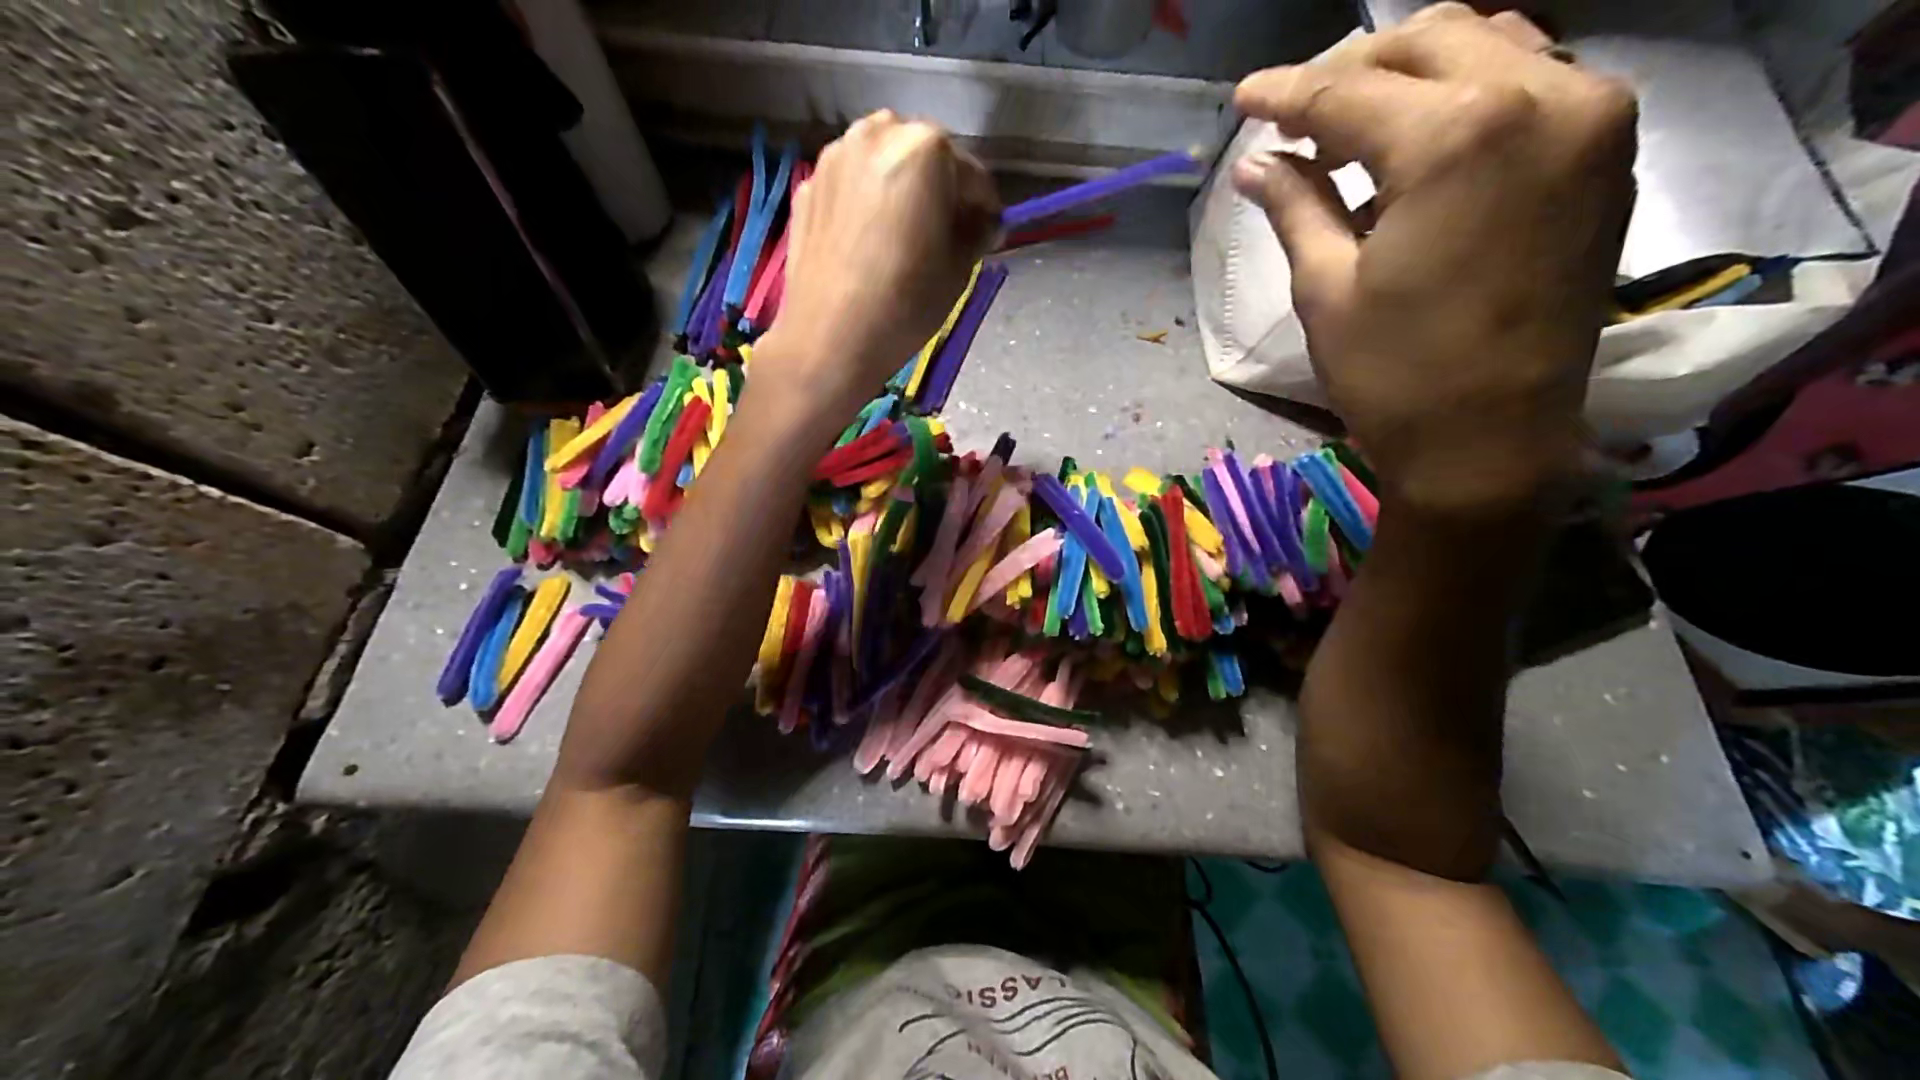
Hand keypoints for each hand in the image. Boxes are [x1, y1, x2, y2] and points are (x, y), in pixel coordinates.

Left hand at [758, 111, 999, 417]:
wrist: (828, 338)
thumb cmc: (904, 303)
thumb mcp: (959, 268)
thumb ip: (976, 231)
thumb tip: (979, 220)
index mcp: (924, 148)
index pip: (973, 174)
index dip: (984, 208)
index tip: (987, 235)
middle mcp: (876, 134)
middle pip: (923, 156)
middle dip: (939, 189)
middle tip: (944, 232)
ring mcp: (834, 156)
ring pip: (883, 164)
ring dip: (900, 190)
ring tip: (905, 234)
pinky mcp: (807, 186)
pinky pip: (850, 184)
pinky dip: (866, 202)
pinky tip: (868, 242)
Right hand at [1232, 4, 1635, 514]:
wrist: (1492, 441)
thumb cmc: (1394, 375)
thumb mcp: (1325, 289)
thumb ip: (1295, 206)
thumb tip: (1255, 162)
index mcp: (1458, 137)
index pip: (1350, 91)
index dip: (1286, 93)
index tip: (1243, 96)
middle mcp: (1541, 98)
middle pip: (1428, 42)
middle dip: (1351, 70)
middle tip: (1297, 116)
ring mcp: (1589, 119)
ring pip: (1488, 47)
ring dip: (1412, 73)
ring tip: (1354, 125)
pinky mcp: (1605, 151)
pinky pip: (1532, 82)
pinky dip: (1468, 93)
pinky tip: (1420, 139)